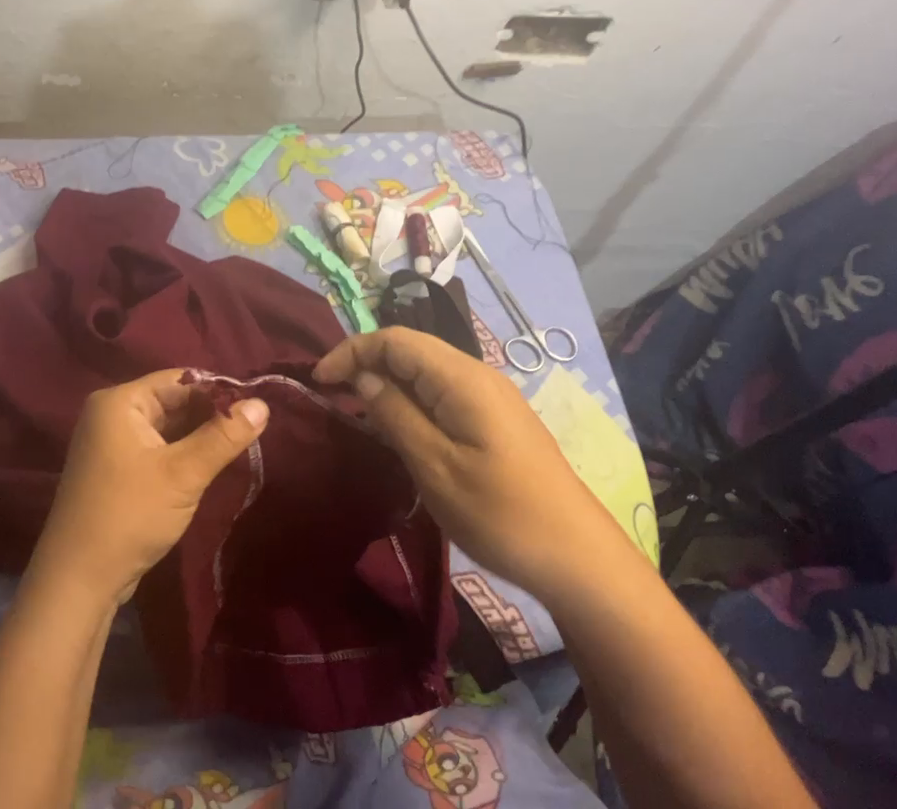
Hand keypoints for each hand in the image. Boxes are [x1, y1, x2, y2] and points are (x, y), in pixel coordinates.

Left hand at [32, 369, 269, 604]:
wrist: (80, 576)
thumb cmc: (130, 515)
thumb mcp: (183, 473)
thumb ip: (223, 436)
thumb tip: (262, 403)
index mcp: (119, 402)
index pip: (178, 379)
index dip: (219, 390)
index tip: (258, 406)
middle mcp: (111, 414)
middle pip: (172, 401)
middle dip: (211, 415)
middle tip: (256, 428)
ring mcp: (111, 444)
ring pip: (167, 428)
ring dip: (200, 437)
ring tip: (243, 445)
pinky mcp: (117, 470)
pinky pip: (157, 450)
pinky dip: (183, 455)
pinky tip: (213, 465)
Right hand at [314, 328, 635, 602]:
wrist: (577, 558)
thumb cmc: (501, 513)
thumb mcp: (434, 466)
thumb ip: (395, 414)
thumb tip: (363, 377)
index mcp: (463, 379)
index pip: (395, 339)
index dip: (352, 350)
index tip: (319, 382)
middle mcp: (479, 376)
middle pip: (411, 349)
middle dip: (366, 363)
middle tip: (332, 396)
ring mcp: (491, 399)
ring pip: (426, 372)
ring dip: (387, 383)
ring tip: (357, 412)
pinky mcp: (496, 422)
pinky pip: (442, 394)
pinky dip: (410, 401)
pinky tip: (398, 429)